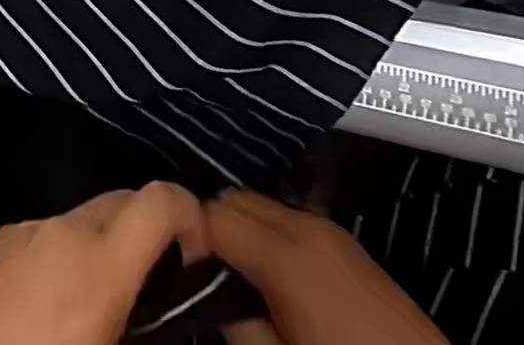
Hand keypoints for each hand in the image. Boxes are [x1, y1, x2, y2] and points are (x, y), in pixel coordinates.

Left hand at [0, 182, 206, 344]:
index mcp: (97, 265)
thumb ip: (140, 324)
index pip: (160, 199)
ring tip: (95, 306)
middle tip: (154, 291)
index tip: (200, 256)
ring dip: (104, 246)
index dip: (192, 214)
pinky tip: (47, 305)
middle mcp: (62, 230)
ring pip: (84, 218)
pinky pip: (47, 233)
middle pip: (125, 201)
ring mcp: (23, 229)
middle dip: (149, 233)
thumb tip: (162, 316)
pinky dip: (64, 253)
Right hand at [207, 189, 448, 344]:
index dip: (189, 235)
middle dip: (212, 225)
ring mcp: (328, 230)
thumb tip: (211, 301)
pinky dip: (267, 232)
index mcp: (284, 254)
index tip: (179, 264)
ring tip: (232, 274)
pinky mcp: (345, 242)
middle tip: (200, 269)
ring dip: (239, 227)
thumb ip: (238, 326)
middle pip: (235, 197)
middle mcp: (305, 226)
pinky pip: (289, 219)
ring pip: (261, 203)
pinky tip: (268, 274)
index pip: (214, 214)